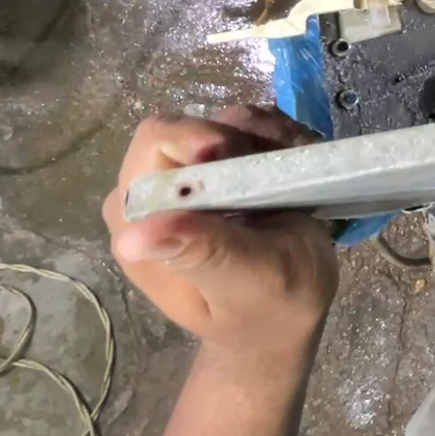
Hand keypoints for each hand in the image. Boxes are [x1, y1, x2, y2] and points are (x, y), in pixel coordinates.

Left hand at [101, 106, 339, 363]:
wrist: (289, 314)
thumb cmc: (265, 307)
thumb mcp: (240, 282)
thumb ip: (200, 252)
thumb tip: (132, 237)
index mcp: (142, 221)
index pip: (155, 144)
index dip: (195, 136)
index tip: (237, 152)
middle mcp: (162, 192)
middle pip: (197, 123)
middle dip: (246, 135)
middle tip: (286, 162)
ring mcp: (200, 178)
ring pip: (234, 121)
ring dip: (274, 135)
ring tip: (299, 167)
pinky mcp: (232, 171)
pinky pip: (259, 129)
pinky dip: (285, 137)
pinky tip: (301, 165)